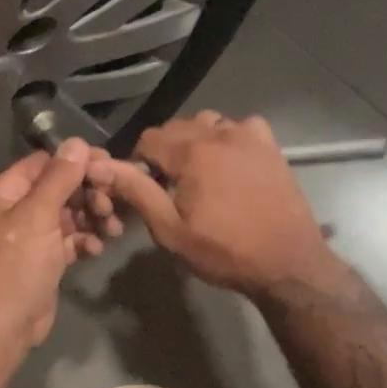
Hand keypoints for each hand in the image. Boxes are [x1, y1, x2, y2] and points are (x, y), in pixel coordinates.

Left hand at [0, 138, 106, 344]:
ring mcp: (33, 234)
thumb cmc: (17, 265)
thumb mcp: (38, 216)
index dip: (77, 162)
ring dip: (93, 217)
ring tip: (111, 229)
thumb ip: (59, 178)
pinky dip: (86, 240)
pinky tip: (96, 249)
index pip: (47, 162)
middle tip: (110, 206)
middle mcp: (19, 207)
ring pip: (71, 213)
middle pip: (62, 187)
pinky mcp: (47, 257)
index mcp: (8, 191)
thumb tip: (77, 143)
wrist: (7, 322)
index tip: (109, 167)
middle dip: (89, 193)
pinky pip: (72, 238)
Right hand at [88, 110, 339, 295]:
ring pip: (207, 123)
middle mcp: (219, 134)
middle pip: (176, 128)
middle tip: (169, 187)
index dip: (139, 163)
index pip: (148, 139)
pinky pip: (240, 127)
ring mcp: (249, 137)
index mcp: (191, 153)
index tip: (146, 189)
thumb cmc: (223, 252)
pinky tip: (229, 163)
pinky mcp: (270, 146)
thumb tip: (99, 166)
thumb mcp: (170, 229)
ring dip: (195, 142)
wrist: (287, 264)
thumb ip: (136, 191)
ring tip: (198, 174)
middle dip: (165, 152)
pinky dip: (228, 138)